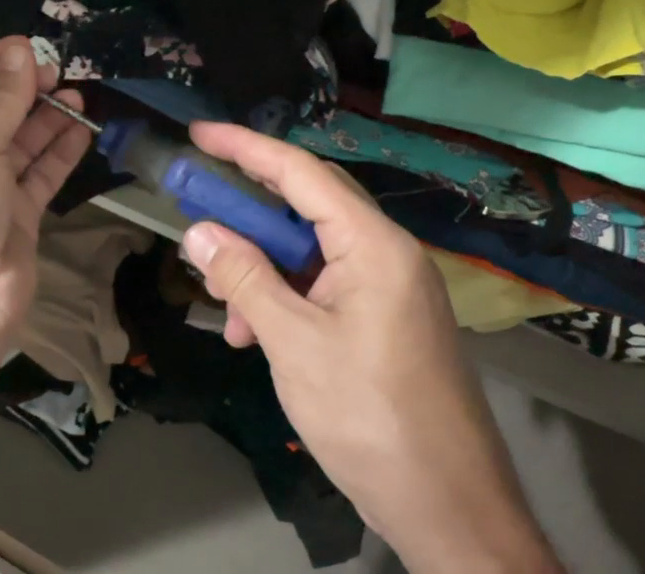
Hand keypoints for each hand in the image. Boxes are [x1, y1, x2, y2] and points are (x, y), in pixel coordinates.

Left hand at [0, 36, 92, 348]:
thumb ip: (3, 101)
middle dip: (24, 90)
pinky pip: (41, 173)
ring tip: (77, 95)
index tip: (28, 48)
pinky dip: (60, 153)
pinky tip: (82, 130)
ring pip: (22, 142)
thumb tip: (20, 53)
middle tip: (59, 72)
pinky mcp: (19, 213)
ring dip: (47, 119)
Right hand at [180, 122, 560, 573]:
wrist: (451, 511)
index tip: (198, 132)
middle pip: (305, 206)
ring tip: (222, 302)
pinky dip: (281, 297)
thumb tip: (199, 231)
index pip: (301, 174)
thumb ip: (244, 279)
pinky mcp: (383, 322)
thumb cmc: (371, 418)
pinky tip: (251, 333)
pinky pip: (321, 286)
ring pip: (308, 251)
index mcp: (374, 247)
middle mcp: (386, 256)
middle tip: (193, 207)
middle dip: (245, 210)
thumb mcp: (292, 344)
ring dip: (258, 266)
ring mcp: (388, 290)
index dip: (246, 147)